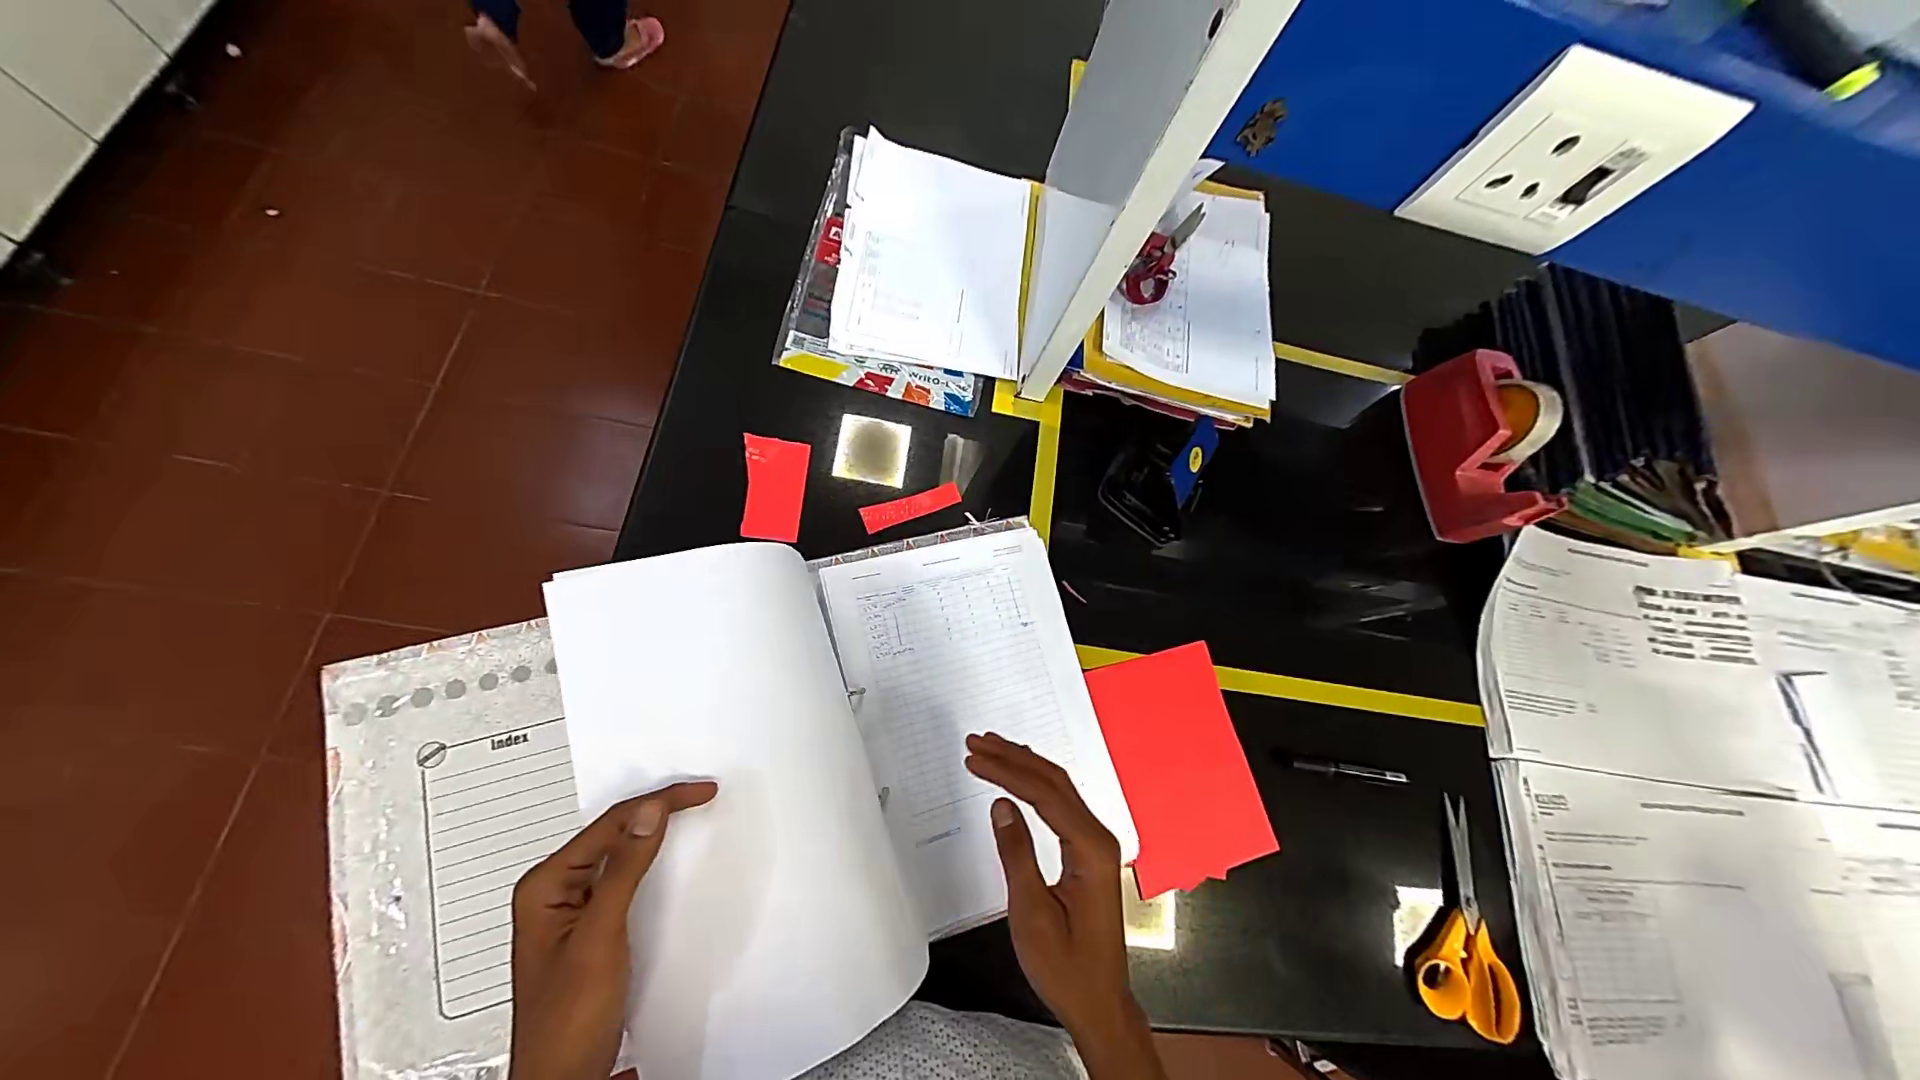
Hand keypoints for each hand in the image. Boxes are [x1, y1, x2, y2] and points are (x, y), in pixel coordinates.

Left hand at [508, 781, 718, 1079]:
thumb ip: (625, 871)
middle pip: (616, 830)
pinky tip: (670, 854)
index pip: (612, 823)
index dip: (660, 802)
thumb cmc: (563, 1025)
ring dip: (658, 833)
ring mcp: (575, 905)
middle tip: (699, 793)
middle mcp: (556, 889)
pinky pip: (628, 874)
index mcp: (545, 885)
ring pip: (624, 850)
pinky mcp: (594, 920)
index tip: (698, 792)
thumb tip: (648, 814)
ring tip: (690, 813)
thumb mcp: (600, 938)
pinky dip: (655, 860)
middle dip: (659, 808)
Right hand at [963, 734, 1164, 1079]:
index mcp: (1090, 849)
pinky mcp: (1089, 850)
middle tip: (977, 742)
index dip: (1006, 771)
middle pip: (1054, 781)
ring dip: (1023, 764)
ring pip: (1059, 787)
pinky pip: (1061, 803)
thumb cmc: (1066, 967)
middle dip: (1013, 757)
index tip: (974, 758)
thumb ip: (1017, 853)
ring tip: (990, 747)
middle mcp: (1099, 838)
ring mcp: (1096, 843)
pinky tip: (1020, 775)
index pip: (1044, 794)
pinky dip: (1035, 783)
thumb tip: (1001, 804)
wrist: (1098, 1001)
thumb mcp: (1032, 914)